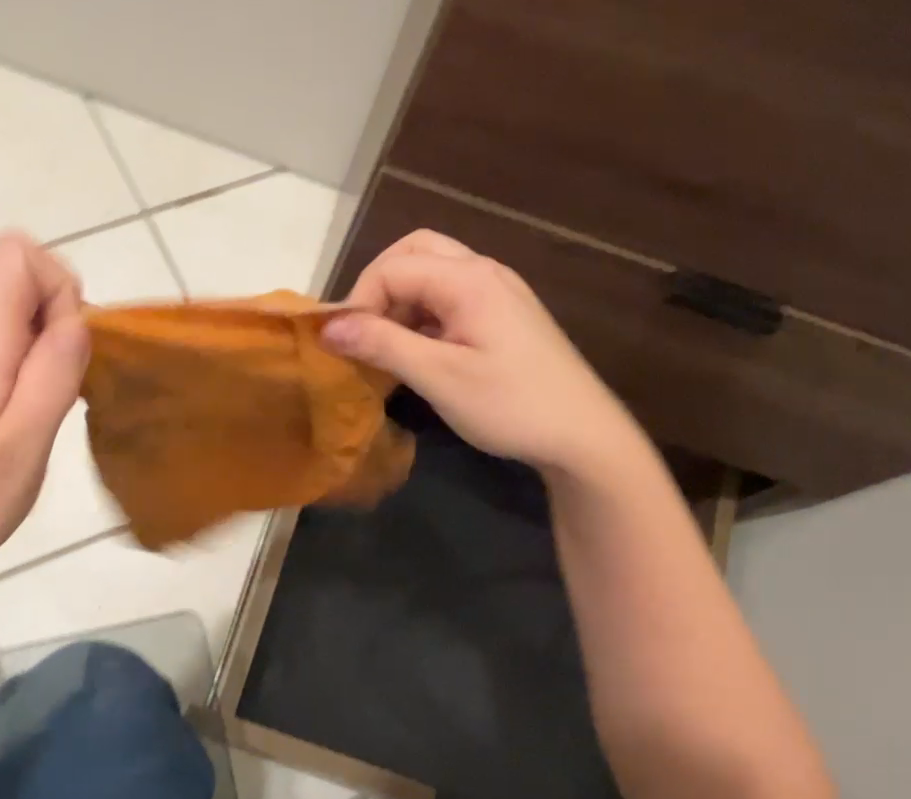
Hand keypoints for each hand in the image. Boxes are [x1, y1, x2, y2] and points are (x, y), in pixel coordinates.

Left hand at [0, 232, 88, 622]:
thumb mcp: (21, 449)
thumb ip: (52, 377)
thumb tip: (78, 319)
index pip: (19, 255)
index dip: (59, 289)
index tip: (66, 353)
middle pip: (21, 283)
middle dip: (57, 330)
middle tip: (53, 402)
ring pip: (14, 317)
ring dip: (41, 358)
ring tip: (32, 422)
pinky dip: (20, 373)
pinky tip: (10, 426)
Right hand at [321, 230, 645, 478]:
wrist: (582, 435)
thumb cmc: (509, 405)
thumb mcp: (439, 377)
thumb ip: (383, 345)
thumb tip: (328, 327)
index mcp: (468, 280)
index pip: (393, 268)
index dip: (359, 301)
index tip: (342, 345)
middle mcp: (484, 272)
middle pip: (415, 252)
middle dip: (378, 286)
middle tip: (361, 332)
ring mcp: (499, 292)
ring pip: (433, 273)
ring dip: (400, 302)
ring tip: (385, 347)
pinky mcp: (505, 315)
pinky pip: (451, 297)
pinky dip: (422, 316)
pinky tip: (417, 354)